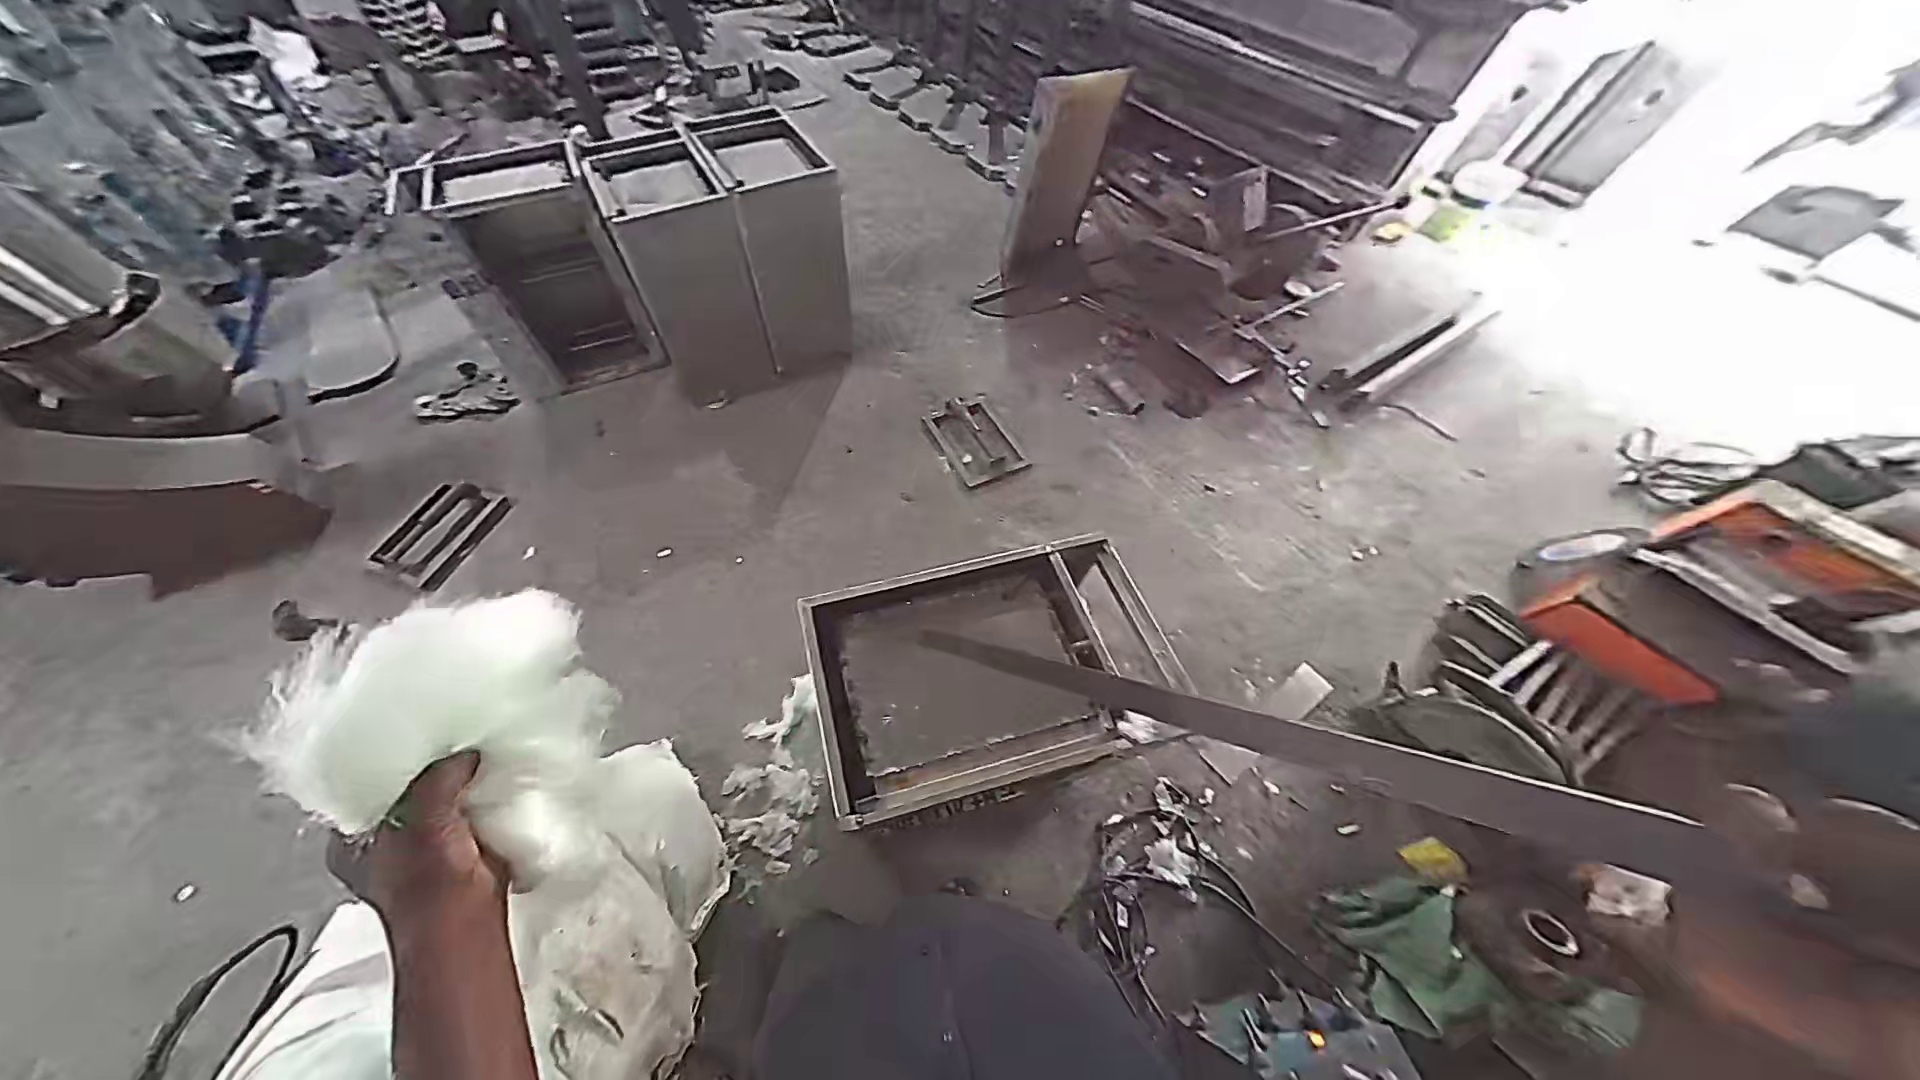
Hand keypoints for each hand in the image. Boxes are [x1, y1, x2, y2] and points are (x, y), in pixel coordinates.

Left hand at [326, 750, 507, 922]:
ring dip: (465, 785)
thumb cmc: (425, 881)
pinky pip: (474, 811)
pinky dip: (487, 798)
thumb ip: (439, 777)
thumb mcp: (421, 815)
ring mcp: (427, 847)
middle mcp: (387, 843)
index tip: (418, 738)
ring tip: (482, 759)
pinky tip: (498, 783)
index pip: (367, 787)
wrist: (465, 916)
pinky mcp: (465, 847)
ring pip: (446, 800)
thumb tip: (465, 755)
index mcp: (352, 841)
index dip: (391, 762)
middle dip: (437, 770)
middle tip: (457, 744)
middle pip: (412, 791)